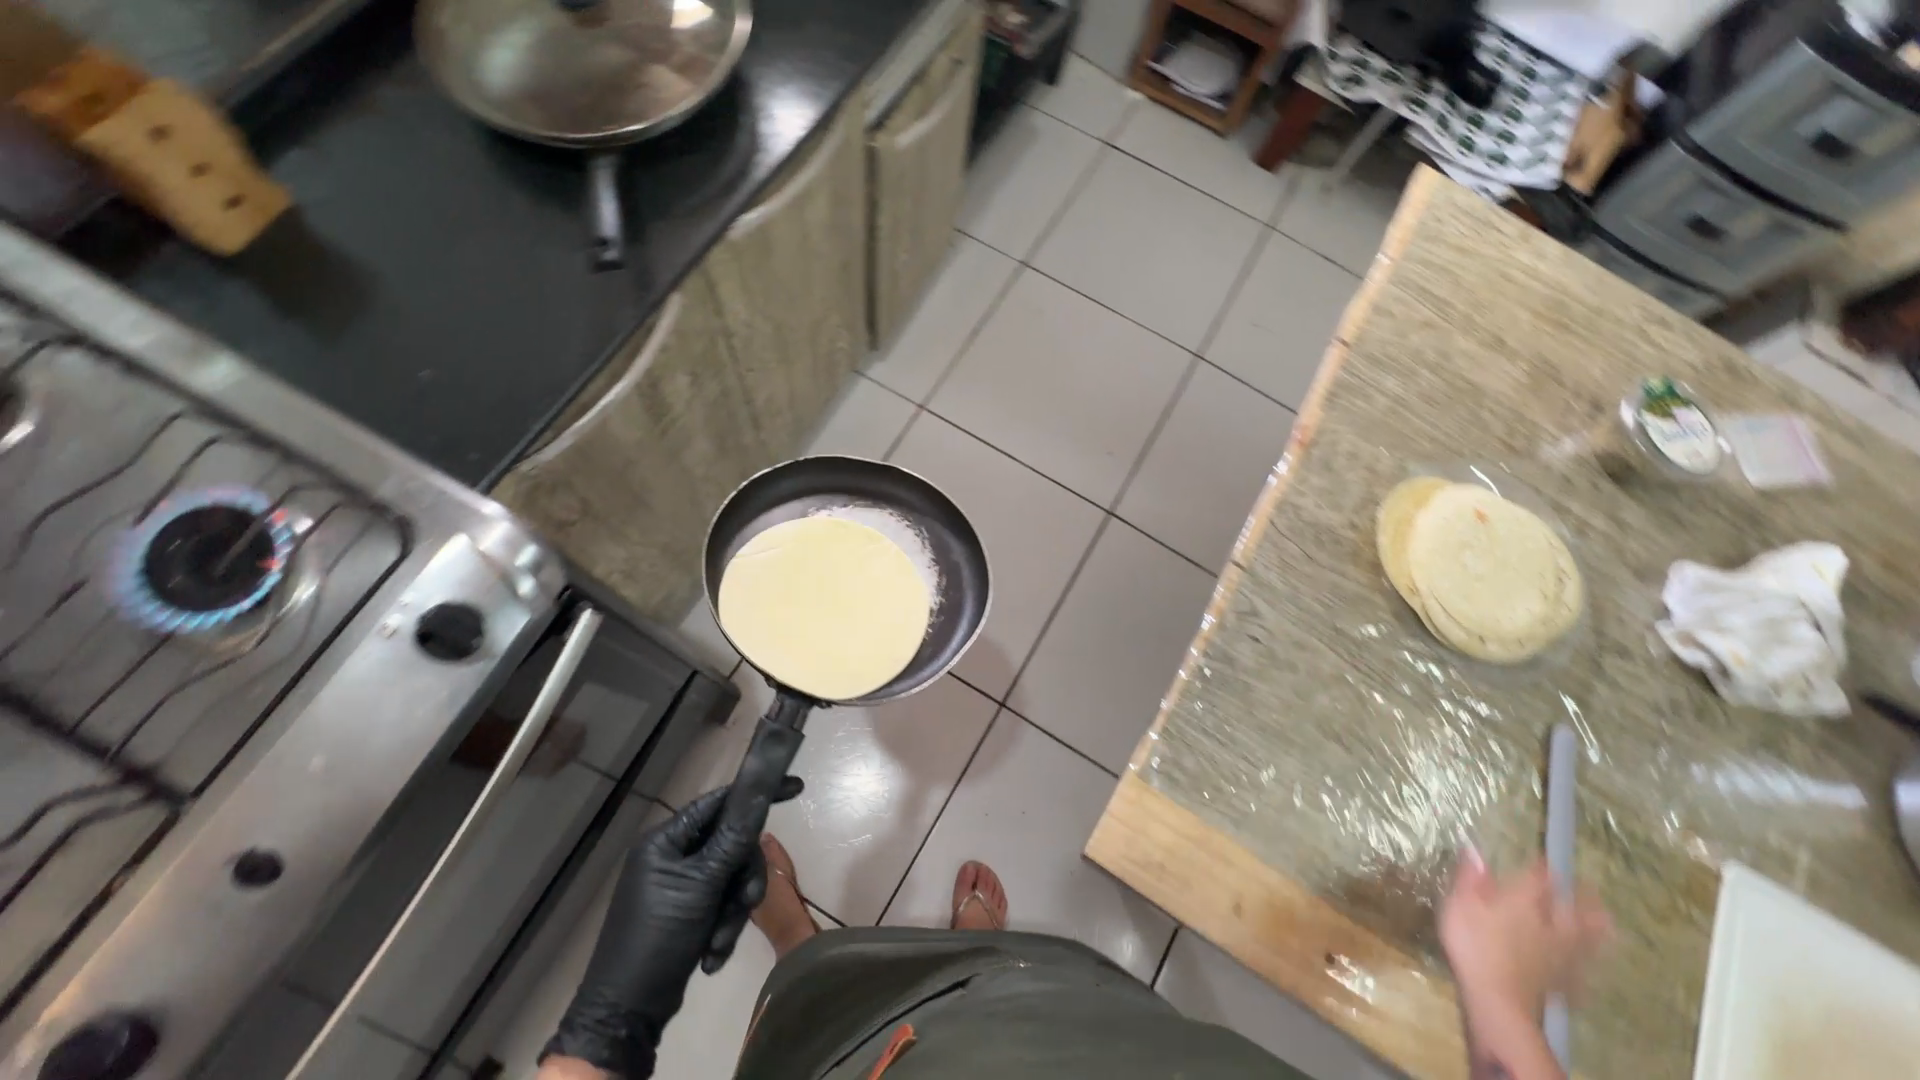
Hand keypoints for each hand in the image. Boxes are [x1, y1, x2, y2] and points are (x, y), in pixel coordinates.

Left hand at [542, 777, 800, 1078]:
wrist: (628, 1008)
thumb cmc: (660, 936)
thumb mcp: (702, 885)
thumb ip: (732, 839)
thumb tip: (757, 793)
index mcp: (666, 841)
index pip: (718, 802)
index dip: (754, 794)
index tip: (796, 788)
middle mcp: (672, 856)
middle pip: (730, 845)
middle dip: (742, 879)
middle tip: (749, 904)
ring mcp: (679, 885)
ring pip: (729, 879)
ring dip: (732, 913)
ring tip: (720, 943)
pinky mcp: (686, 912)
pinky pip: (720, 905)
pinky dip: (722, 928)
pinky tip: (712, 956)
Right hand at [1439, 849, 1611, 1026]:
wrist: (1497, 998)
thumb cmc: (1474, 944)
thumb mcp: (1460, 905)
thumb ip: (1470, 878)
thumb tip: (1474, 849)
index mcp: (1525, 902)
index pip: (1540, 879)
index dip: (1544, 868)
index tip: (1547, 861)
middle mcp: (1551, 925)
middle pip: (1575, 909)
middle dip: (1584, 898)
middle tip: (1591, 890)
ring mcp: (1560, 955)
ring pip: (1588, 938)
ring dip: (1597, 929)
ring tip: (1605, 923)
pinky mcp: (1561, 981)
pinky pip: (1581, 972)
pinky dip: (1587, 967)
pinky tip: (1588, 970)